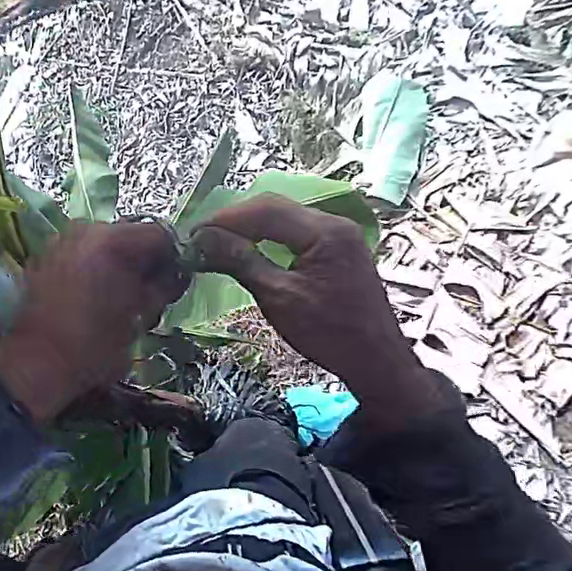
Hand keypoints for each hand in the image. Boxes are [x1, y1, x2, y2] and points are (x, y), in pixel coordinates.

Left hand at [0, 221, 186, 425]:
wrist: (38, 365)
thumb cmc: (96, 344)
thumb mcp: (141, 316)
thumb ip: (163, 287)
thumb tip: (176, 274)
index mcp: (113, 241)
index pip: (159, 234)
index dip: (173, 258)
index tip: (173, 283)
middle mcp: (85, 230)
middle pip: (131, 235)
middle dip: (145, 261)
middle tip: (150, 293)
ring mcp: (62, 241)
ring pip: (106, 244)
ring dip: (120, 264)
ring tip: (122, 297)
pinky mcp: (46, 257)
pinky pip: (83, 253)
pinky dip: (96, 267)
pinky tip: (96, 296)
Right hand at [190, 195, 444, 424]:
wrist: (376, 362)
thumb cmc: (330, 335)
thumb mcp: (279, 298)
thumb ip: (241, 262)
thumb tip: (203, 240)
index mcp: (325, 231)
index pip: (265, 210)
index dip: (226, 218)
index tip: (194, 234)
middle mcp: (335, 223)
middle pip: (275, 207)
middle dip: (236, 220)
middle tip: (202, 238)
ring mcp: (340, 234)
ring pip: (285, 218)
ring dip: (251, 227)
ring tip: (219, 243)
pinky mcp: (339, 248)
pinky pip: (297, 232)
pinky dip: (270, 237)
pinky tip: (250, 249)